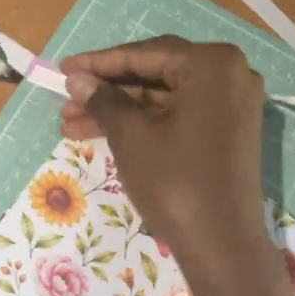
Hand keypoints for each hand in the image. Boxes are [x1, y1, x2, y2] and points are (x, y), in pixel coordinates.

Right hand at [59, 37, 269, 263]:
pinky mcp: (226, 130)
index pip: (144, 54)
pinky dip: (141, 121)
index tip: (63, 70)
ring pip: (161, 96)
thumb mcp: (130, 135)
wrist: (220, 241)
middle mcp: (229, 74)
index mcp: (211, 64)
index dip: (98, 63)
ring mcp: (231, 104)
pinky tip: (102, 133)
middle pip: (154, 72)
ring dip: (117, 108)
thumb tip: (78, 80)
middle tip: (66, 99)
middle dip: (106, 88)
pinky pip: (176, 113)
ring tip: (70, 124)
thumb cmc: (174, 179)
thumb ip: (103, 99)